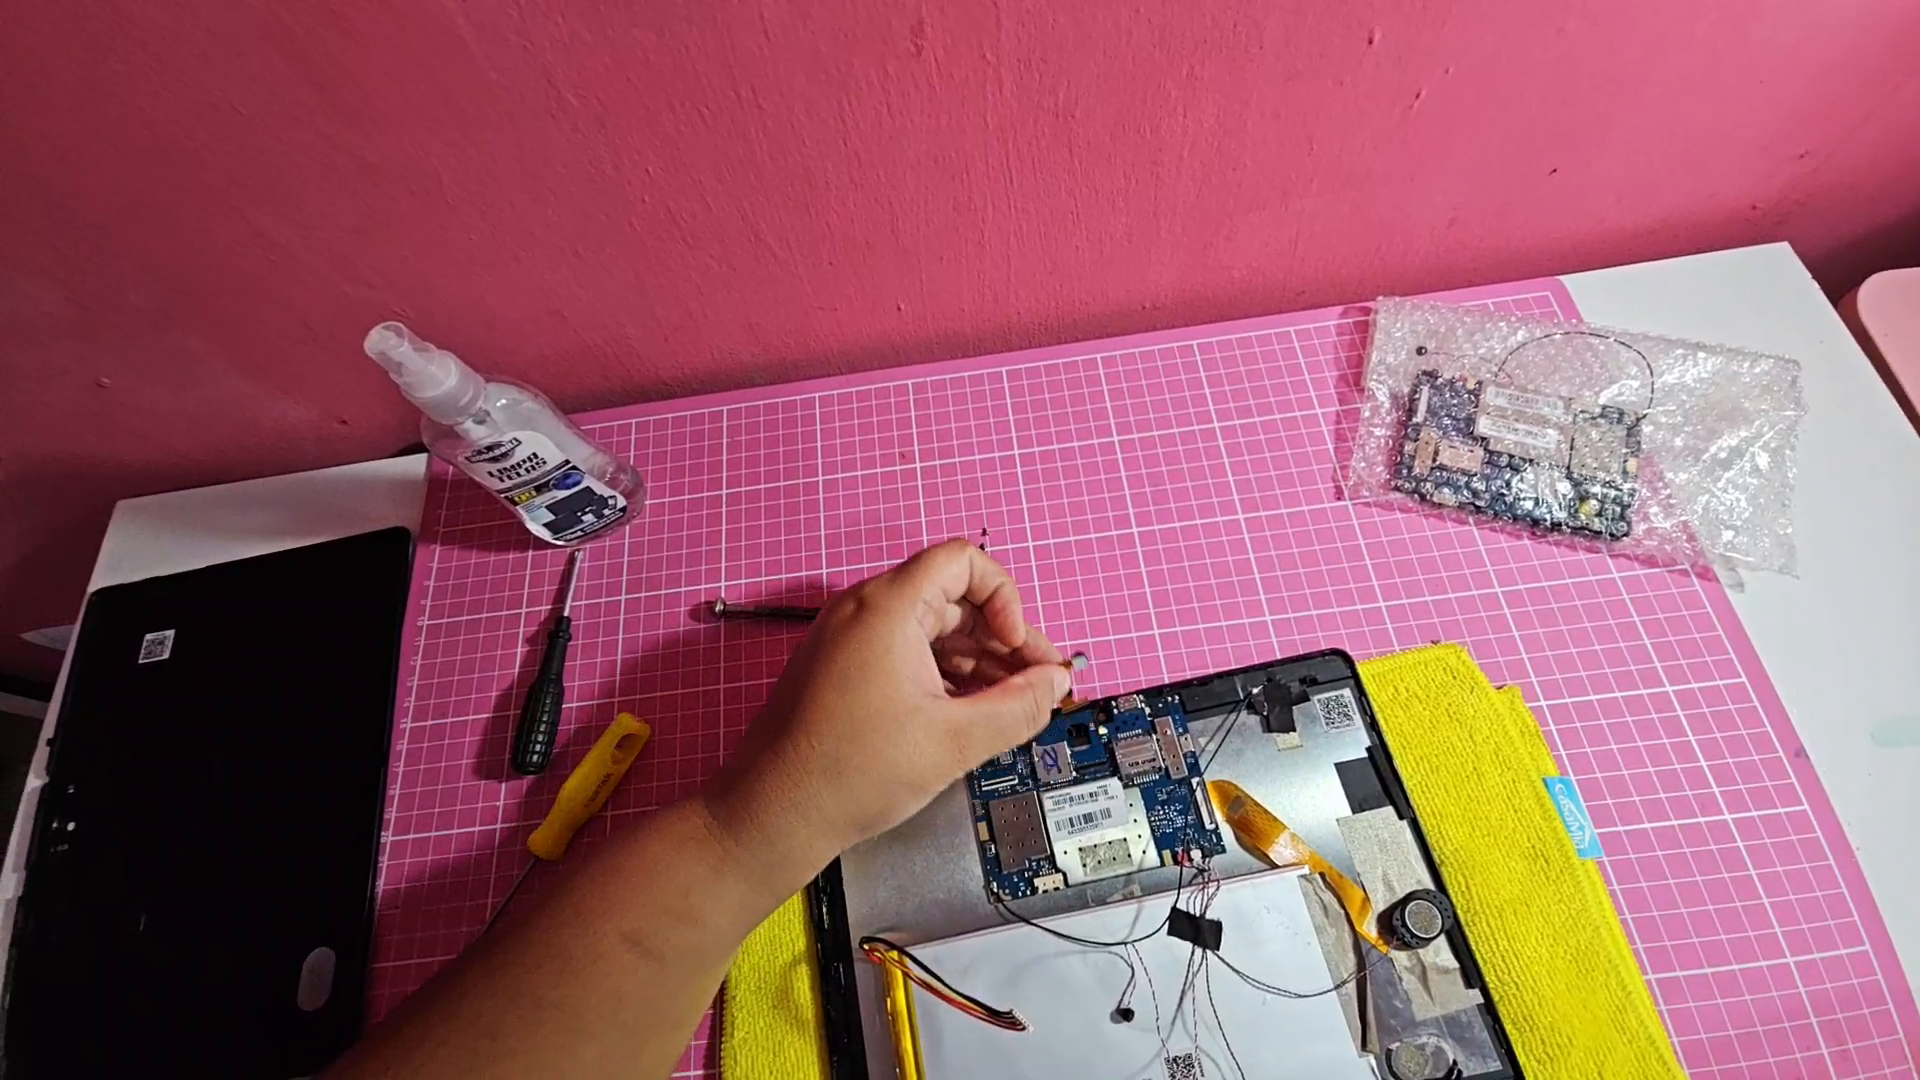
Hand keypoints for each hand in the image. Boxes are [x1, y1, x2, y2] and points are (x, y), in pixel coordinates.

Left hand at [703, 539, 1070, 871]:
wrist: (771, 816)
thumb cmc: (851, 774)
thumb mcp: (953, 741)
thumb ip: (1018, 707)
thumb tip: (1056, 683)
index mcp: (887, 607)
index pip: (962, 561)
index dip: (1003, 596)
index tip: (1018, 646)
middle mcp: (865, 610)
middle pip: (953, 599)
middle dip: (1003, 639)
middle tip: (1040, 683)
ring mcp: (852, 638)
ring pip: (933, 630)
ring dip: (979, 661)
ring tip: (1016, 703)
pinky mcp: (846, 666)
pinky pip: (908, 652)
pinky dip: (946, 674)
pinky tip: (975, 709)